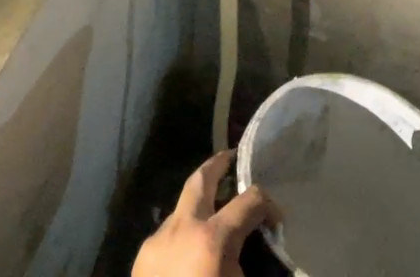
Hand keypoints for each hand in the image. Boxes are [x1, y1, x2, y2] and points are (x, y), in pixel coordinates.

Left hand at [132, 151, 278, 276]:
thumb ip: (247, 260)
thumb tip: (256, 246)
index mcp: (213, 238)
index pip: (250, 200)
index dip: (268, 205)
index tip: (277, 219)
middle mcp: (183, 227)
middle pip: (201, 178)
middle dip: (218, 164)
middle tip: (231, 158)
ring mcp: (158, 240)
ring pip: (182, 206)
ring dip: (200, 203)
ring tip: (216, 210)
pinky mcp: (142, 257)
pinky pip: (168, 232)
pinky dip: (184, 231)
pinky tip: (192, 249)